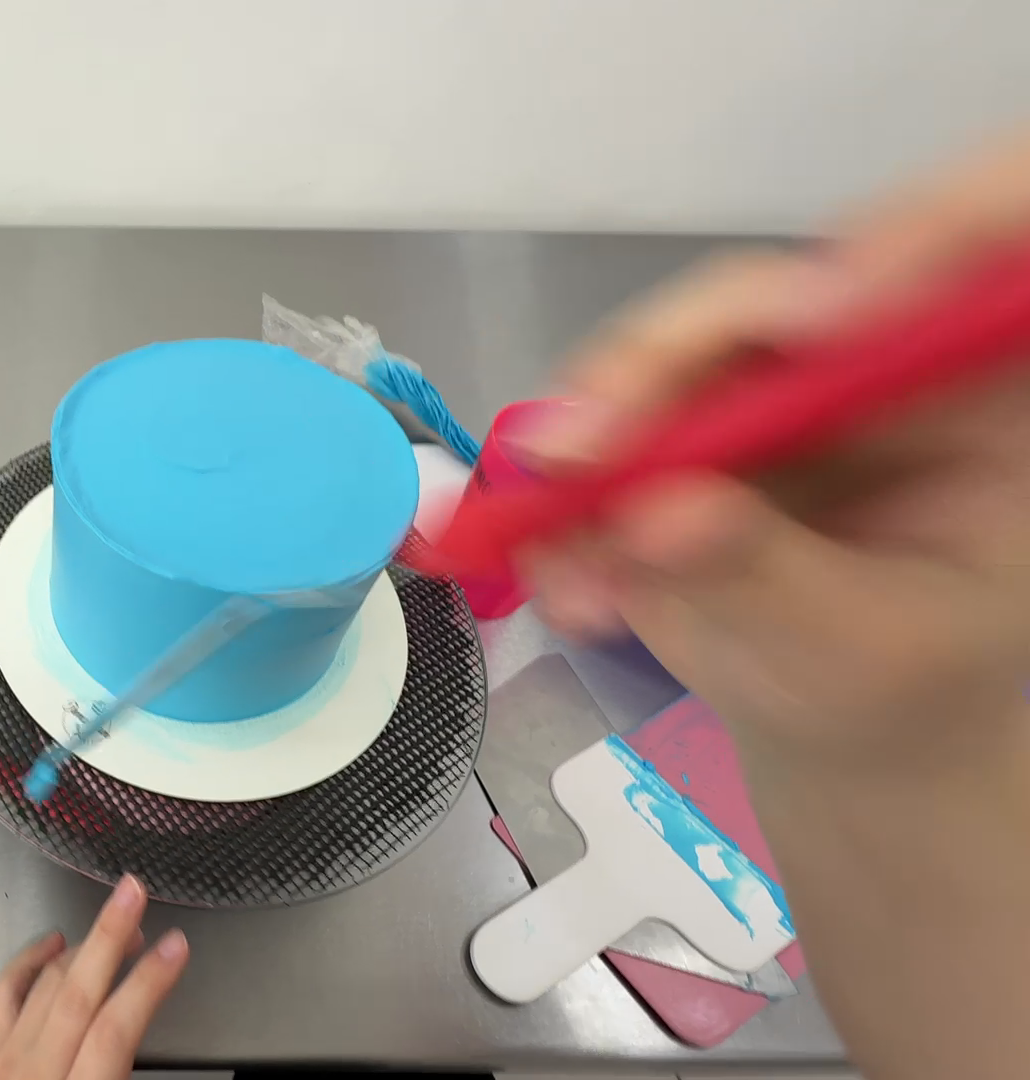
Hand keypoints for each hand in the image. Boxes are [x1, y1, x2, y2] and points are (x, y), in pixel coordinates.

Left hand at [0, 875, 188, 1079]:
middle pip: (76, 992)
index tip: (177, 946)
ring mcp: (5, 1066)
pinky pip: (6, 995)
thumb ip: (125, 1076)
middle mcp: (34, 1078)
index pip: (114, 1032)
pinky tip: (52, 943)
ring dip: (85, 947)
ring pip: (46, 986)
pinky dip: (29, 961)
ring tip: (121, 924)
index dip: (148, 984)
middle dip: (110, 935)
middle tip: (135, 890)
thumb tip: (148, 1042)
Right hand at [517, 132, 1029, 772]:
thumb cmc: (894, 684)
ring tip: (562, 572)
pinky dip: (542, 511)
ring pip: (629, 370)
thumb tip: (656, 514)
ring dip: (567, 460)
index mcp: (964, 389)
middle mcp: (841, 368)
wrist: (830, 713)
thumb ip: (764, 576)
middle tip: (566, 452)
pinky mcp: (647, 441)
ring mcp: (730, 401)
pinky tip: (564, 590)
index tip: (826, 315)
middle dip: (644, 369)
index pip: (970, 250)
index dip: (913, 237)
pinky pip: (572, 443)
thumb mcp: (855, 648)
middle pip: (741, 306)